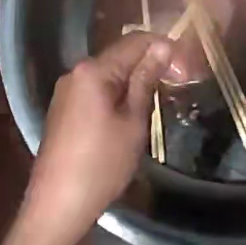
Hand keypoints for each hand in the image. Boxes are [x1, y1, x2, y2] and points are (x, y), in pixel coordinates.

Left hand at [23, 33, 172, 244]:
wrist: (58, 202)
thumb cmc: (102, 163)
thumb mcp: (133, 122)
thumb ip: (145, 80)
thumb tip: (163, 46)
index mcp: (92, 71)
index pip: (134, 42)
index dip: (163, 47)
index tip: (187, 66)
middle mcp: (75, 73)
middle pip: (119, 56)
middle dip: (149, 64)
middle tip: (179, 82)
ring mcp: (66, 91)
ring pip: (108, 74)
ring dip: (134, 80)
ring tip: (160, 97)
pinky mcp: (64, 109)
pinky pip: (95, 91)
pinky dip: (116, 94)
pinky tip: (133, 112)